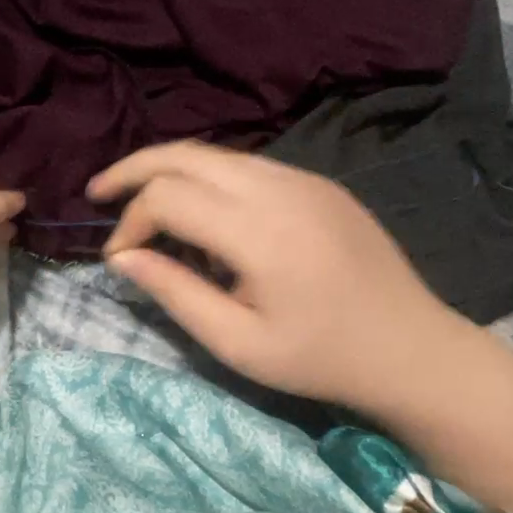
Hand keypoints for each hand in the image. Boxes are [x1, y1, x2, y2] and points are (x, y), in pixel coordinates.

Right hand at [88, 141, 484, 411]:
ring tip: (143, 206)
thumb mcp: (237, 344)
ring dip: (169, 173)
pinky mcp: (318, 183)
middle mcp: (279, 188)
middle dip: (133, 170)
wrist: (413, 350)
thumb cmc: (320, 358)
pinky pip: (246, 166)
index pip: (167, 195)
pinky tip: (202, 215)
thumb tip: (122, 257)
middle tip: (98, 192)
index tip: (120, 259)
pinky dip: (207, 180)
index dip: (130, 222)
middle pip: (184, 154)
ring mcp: (303, 179)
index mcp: (259, 231)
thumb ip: (175, 293)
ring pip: (214, 155)